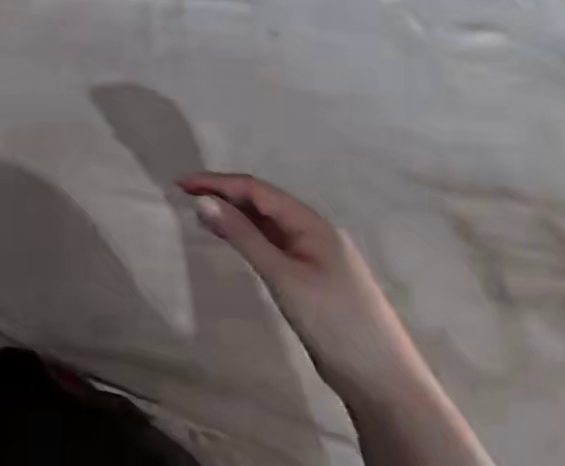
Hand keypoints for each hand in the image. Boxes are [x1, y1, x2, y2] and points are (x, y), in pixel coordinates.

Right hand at [179, 172, 426, 399]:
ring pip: (266, 222)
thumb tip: (203, 201)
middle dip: (223, 193)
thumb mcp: (283, 276)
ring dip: (233, 213)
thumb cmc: (334, 322)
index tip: (181, 183)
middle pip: (262, 201)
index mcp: (312, 223)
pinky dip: (246, 235)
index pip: (257, 190)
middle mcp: (313, 232)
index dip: (217, 182)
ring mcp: (313, 255)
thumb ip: (243, 236)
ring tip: (199, 213)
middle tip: (184, 194)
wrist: (384, 383)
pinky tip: (229, 239)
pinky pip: (271, 242)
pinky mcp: (310, 277)